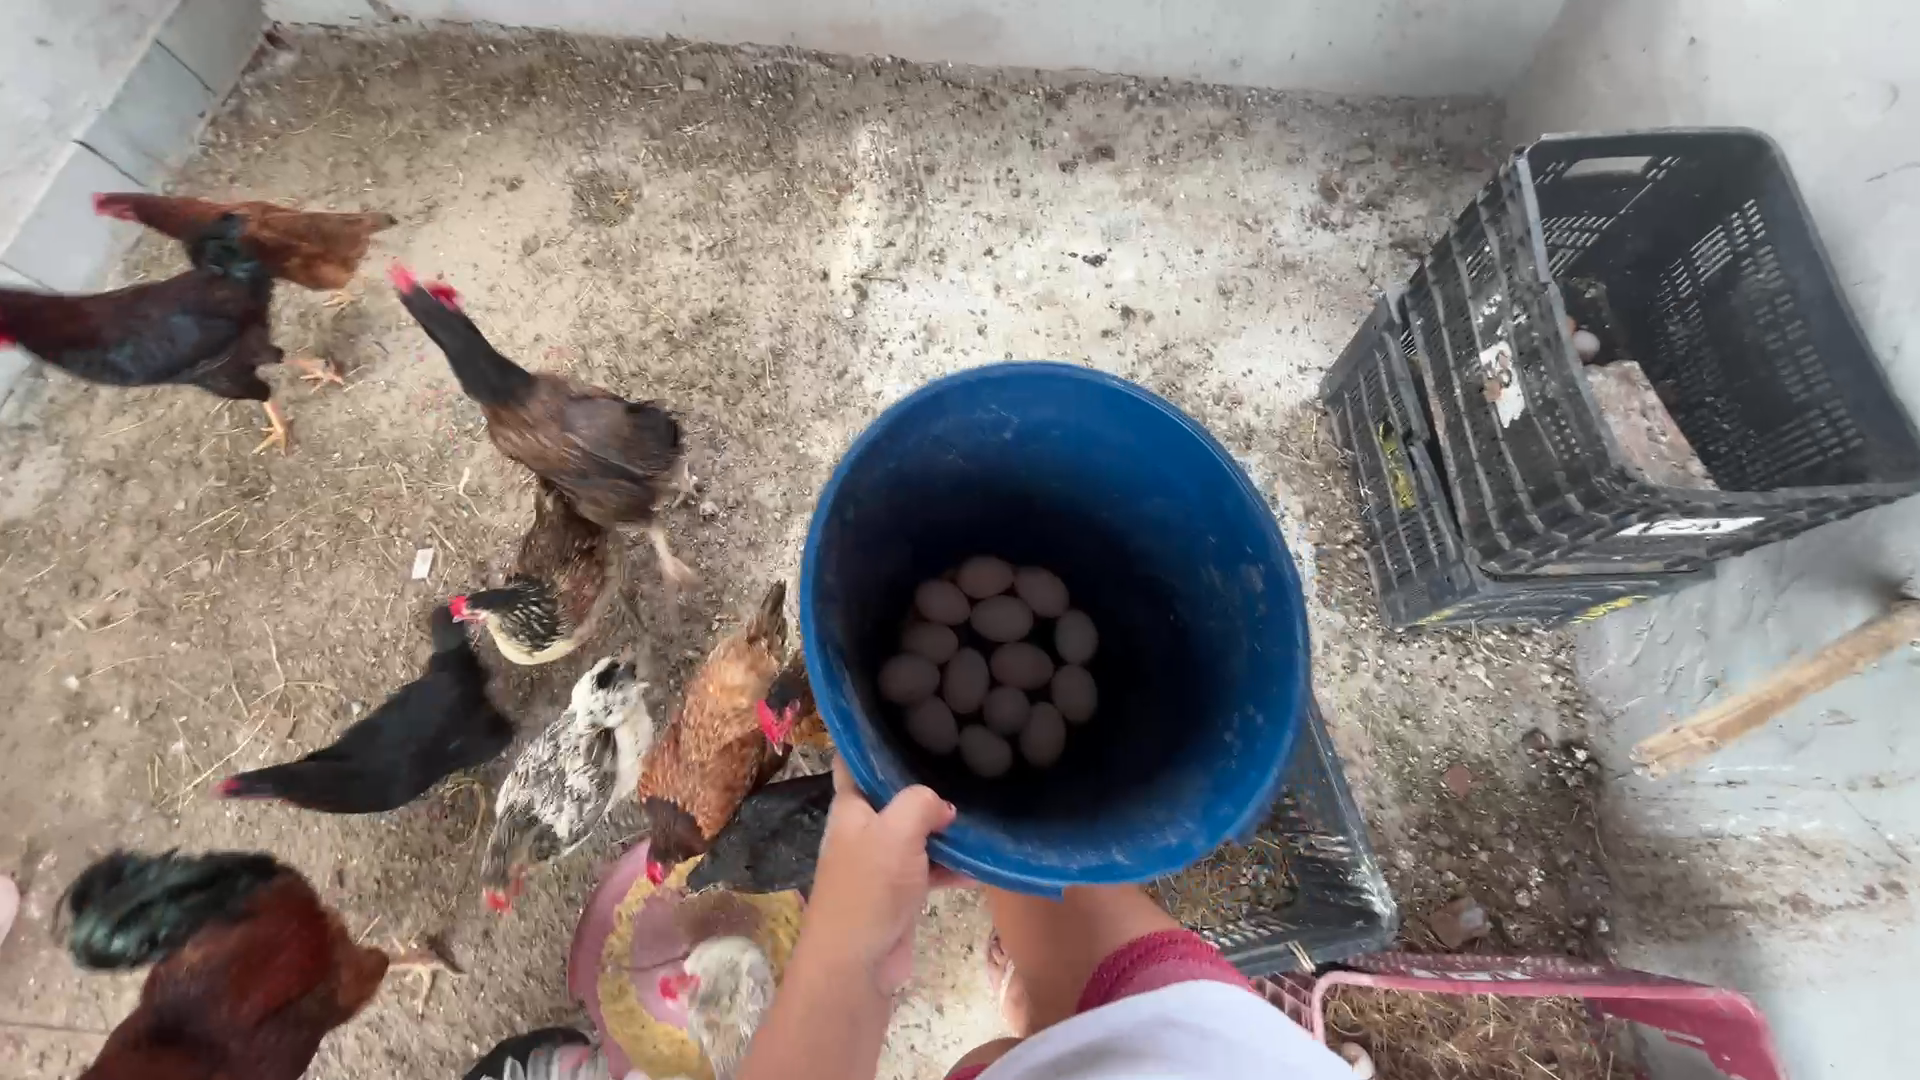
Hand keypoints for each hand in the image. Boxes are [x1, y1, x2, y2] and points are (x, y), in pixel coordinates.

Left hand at [800, 758, 965, 993]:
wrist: (857, 965)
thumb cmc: (869, 887)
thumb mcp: (896, 829)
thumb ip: (922, 802)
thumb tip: (944, 806)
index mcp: (851, 807)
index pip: (854, 760)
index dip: (871, 738)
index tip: (904, 718)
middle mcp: (864, 829)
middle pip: (894, 795)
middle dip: (923, 781)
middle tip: (959, 757)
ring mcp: (883, 862)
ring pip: (917, 832)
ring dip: (944, 826)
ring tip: (980, 805)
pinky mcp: (901, 893)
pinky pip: (931, 868)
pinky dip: (953, 865)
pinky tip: (982, 860)